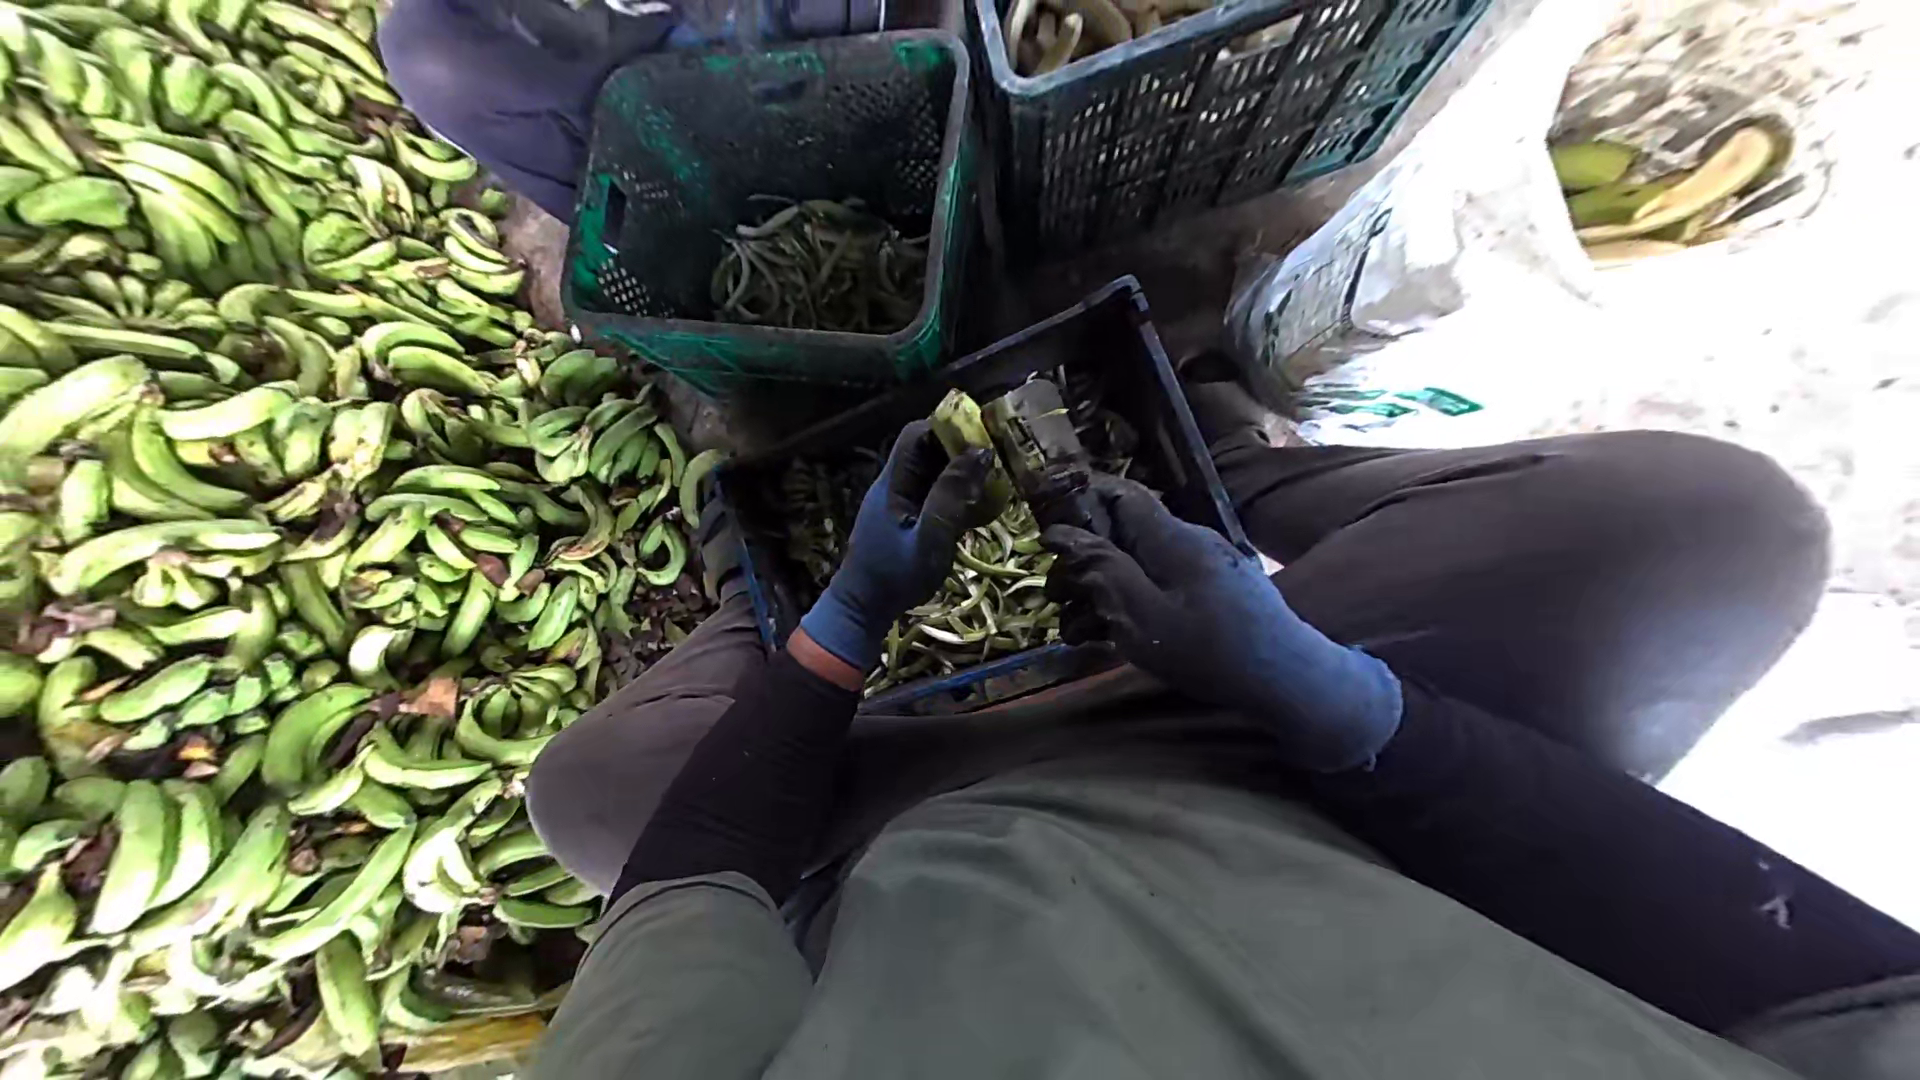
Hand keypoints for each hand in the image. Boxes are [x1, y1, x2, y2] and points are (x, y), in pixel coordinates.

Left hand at [798, 420, 996, 669]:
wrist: (863, 610)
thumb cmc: (894, 578)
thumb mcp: (928, 540)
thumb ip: (951, 498)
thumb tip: (980, 453)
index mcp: (893, 482)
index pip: (916, 434)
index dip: (948, 429)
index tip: (982, 438)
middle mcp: (895, 484)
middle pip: (928, 450)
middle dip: (962, 450)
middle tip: (997, 462)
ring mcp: (899, 501)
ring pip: (933, 471)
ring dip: (962, 473)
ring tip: (993, 484)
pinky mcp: (906, 517)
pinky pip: (933, 493)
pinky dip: (956, 495)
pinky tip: (978, 509)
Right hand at [1042, 475, 1401, 770]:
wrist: (1290, 682)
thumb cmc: (1210, 650)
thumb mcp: (1143, 615)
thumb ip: (1103, 570)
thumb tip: (1062, 534)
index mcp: (1172, 538)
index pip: (1120, 494)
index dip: (1081, 500)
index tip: (1049, 530)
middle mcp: (1189, 541)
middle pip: (1125, 532)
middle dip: (1086, 559)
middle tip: (1057, 596)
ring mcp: (1204, 565)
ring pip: (1139, 562)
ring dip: (1104, 587)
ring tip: (1078, 628)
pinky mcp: (1213, 589)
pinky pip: (1160, 582)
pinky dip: (1131, 601)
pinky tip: (1113, 634)